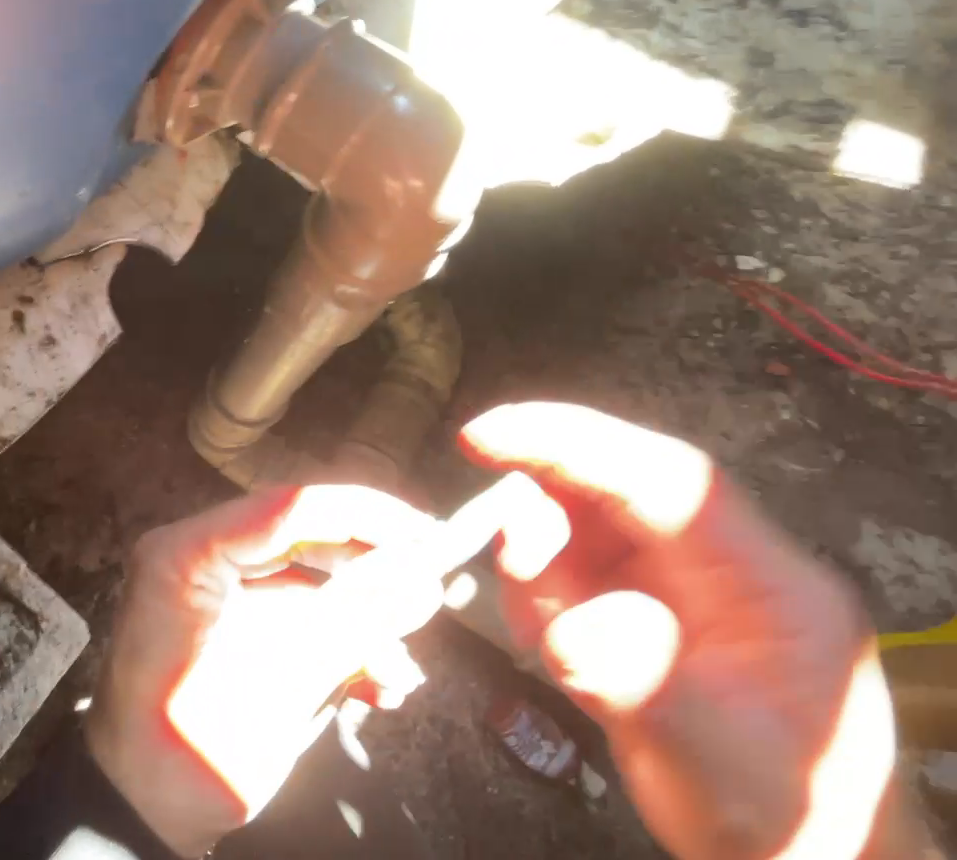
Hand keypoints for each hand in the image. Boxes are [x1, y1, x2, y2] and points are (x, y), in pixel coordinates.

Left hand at [83, 485, 453, 856]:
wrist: (145, 802)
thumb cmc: (196, 744)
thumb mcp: (281, 682)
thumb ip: (350, 624)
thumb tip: (420, 582)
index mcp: (187, 554)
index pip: (284, 510)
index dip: (362, 514)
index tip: (428, 533)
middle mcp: (196, 555)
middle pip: (297, 536)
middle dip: (368, 566)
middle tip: (431, 592)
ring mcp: (212, 588)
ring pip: (304, 577)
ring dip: (360, 615)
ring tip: (400, 665)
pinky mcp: (230, 621)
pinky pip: (294, 613)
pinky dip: (338, 640)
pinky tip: (379, 685)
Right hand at [463, 403, 935, 859]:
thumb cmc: (776, 818)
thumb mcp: (707, 766)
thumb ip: (636, 688)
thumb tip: (571, 628)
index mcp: (766, 584)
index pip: (663, 481)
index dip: (569, 445)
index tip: (480, 438)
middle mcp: (722, 563)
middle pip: (612, 489)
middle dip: (541, 508)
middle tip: (508, 558)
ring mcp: (681, 579)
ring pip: (578, 524)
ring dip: (536, 567)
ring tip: (546, 637)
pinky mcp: (644, 598)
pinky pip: (568, 563)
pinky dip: (536, 591)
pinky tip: (551, 641)